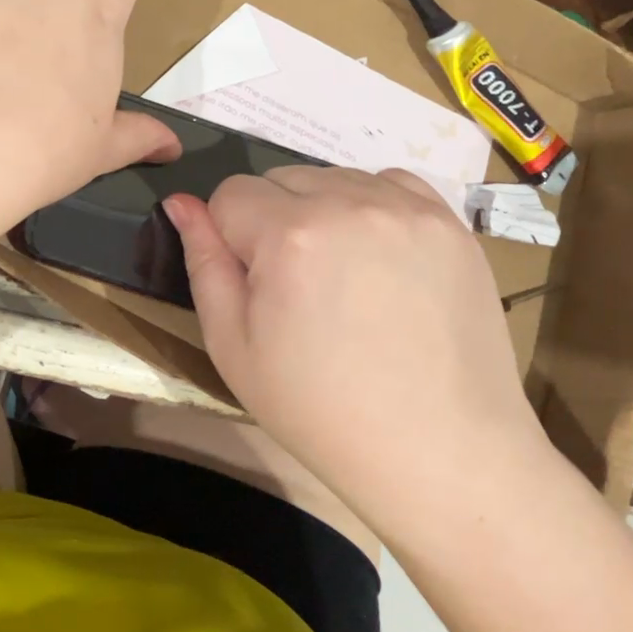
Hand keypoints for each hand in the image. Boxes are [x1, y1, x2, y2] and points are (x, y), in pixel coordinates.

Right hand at [166, 168, 547, 512]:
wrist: (441, 454)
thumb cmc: (319, 409)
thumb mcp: (232, 345)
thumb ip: (203, 262)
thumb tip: (180, 203)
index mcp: (288, 235)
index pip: (229, 194)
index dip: (227, 237)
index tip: (251, 286)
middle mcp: (350, 204)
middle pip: (280, 178)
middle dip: (270, 219)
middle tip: (294, 286)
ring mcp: (409, 211)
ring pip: (333, 178)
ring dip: (320, 210)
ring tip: (338, 274)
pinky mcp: (452, 226)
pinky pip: (390, 183)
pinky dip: (370, 206)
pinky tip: (377, 256)